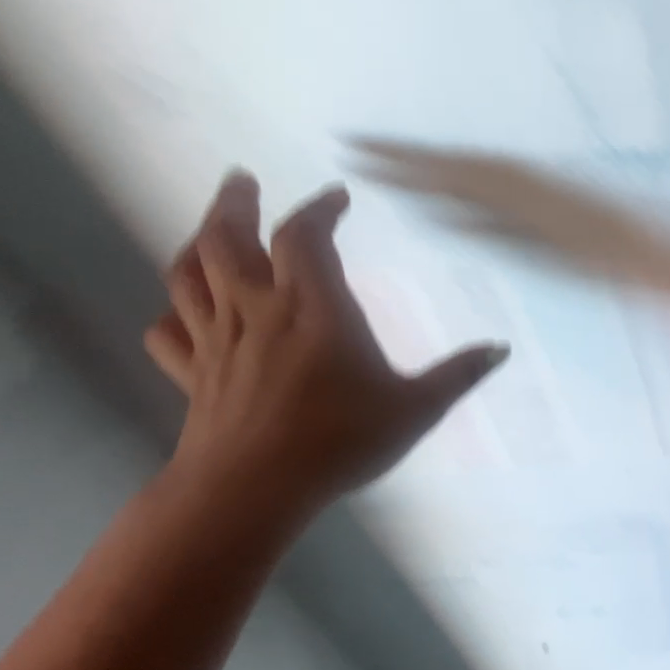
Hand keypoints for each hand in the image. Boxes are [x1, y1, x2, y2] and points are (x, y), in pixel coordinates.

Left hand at [144, 171, 507, 516]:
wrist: (252, 488)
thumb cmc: (341, 439)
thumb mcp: (417, 407)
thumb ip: (458, 374)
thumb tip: (500, 349)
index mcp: (314, 309)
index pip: (305, 239)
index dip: (318, 210)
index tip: (335, 196)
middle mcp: (258, 312)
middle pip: (227, 241)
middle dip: (234, 205)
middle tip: (242, 181)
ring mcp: (217, 342)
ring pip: (188, 276)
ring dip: (197, 242)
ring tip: (211, 227)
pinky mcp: (193, 374)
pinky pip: (170, 332)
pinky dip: (174, 313)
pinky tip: (186, 313)